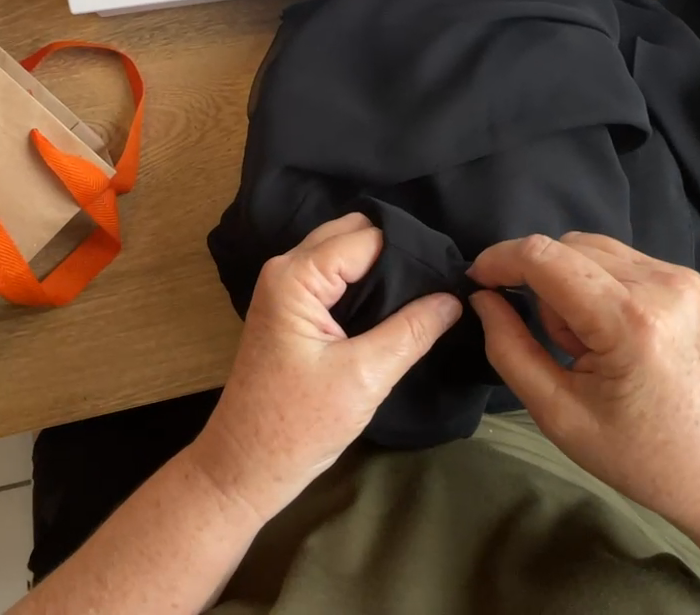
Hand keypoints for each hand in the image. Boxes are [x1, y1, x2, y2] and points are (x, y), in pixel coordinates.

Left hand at [191, 213, 463, 520]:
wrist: (246, 465)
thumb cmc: (299, 423)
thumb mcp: (364, 377)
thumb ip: (411, 331)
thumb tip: (454, 297)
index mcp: (296, 275)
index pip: (366, 237)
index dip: (408, 250)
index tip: (449, 271)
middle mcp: (286, 269)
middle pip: (351, 234)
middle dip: (395, 250)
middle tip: (439, 280)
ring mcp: (286, 288)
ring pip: (343, 254)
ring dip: (380, 266)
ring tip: (426, 291)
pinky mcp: (292, 309)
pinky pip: (334, 277)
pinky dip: (364, 283)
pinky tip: (395, 306)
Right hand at [469, 233, 699, 534]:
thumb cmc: (640, 455)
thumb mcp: (557, 414)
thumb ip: (508, 347)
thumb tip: (480, 297)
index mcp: (628, 321)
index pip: (544, 257)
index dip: (499, 260)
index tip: (475, 281)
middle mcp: (659, 284)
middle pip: (564, 245)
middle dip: (537, 281)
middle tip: (548, 339)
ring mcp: (679, 276)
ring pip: (588, 246)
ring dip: (565, 280)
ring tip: (581, 339)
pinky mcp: (687, 278)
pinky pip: (615, 257)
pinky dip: (592, 281)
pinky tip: (606, 328)